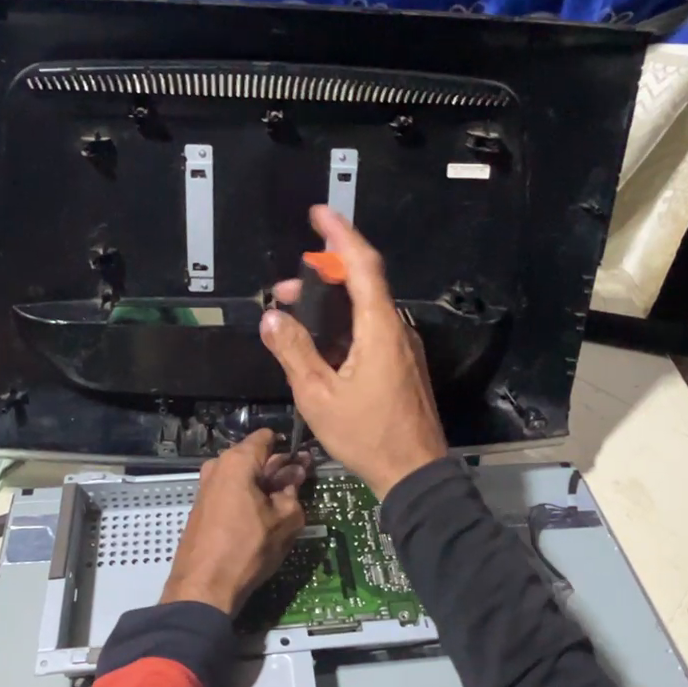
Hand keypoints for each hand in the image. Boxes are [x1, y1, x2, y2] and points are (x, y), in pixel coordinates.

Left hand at [161, 430, 308, 615]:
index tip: (304, 463)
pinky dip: (248, 498)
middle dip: (278, 469)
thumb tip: (295, 475)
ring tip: (284, 507)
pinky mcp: (202, 507)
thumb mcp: (285, 520)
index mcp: (238, 460)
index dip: (289, 447)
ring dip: (263, 486)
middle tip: (300, 486)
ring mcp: (206, 486)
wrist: (204, 587)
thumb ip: (293, 491)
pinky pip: (231, 492)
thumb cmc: (248, 548)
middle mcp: (218, 466)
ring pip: (243, 477)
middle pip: (255, 457)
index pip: (268, 437)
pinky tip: (263, 518)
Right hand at [260, 206, 448, 496]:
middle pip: (363, 283)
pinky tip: (321, 341)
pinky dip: (345, 322)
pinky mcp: (403, 364)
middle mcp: (396, 329)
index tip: (320, 214)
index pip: (362, 265)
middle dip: (323, 274)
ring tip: (295, 313)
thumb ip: (294, 351)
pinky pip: (373, 328)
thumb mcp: (318, 396)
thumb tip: (272, 318)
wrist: (414, 472)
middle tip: (285, 288)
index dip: (340, 235)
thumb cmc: (367, 436)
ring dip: (331, 302)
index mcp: (379, 328)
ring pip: (367, 307)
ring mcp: (403, 347)